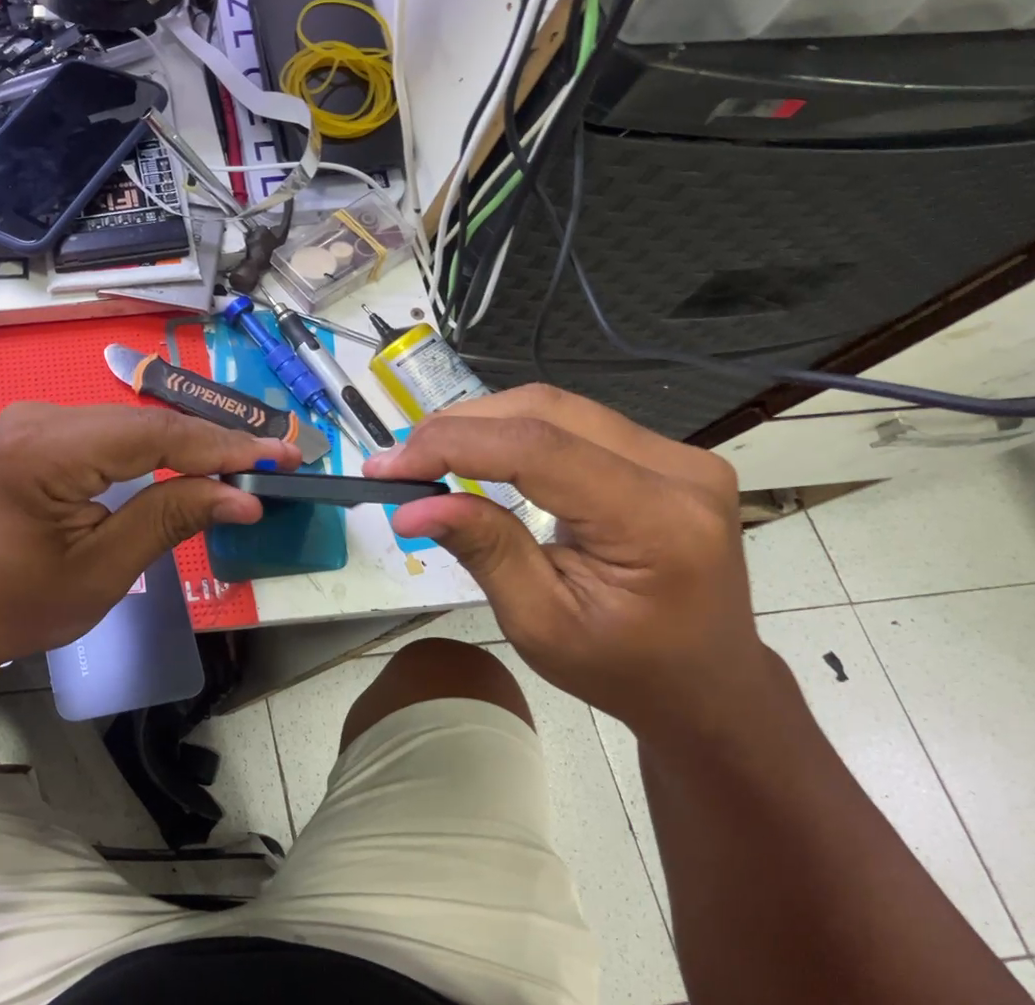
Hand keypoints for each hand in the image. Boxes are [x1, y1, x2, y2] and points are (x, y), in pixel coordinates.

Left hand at [0, 403, 296, 688]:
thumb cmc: (22, 605)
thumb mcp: (104, 570)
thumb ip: (171, 518)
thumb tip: (245, 494)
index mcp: (44, 450)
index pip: (152, 433)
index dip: (222, 445)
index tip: (282, 457)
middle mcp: (35, 417)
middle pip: (142, 422)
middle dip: (211, 443)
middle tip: (276, 461)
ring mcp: (30, 421)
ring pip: (128, 423)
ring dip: (185, 444)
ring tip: (247, 461)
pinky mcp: (34, 434)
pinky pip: (106, 433)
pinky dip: (151, 449)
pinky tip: (190, 461)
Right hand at [364, 384, 771, 740]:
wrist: (705, 682)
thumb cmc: (622, 669)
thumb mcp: (540, 624)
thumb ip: (485, 552)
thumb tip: (411, 508)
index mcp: (656, 522)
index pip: (539, 450)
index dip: (453, 446)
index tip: (386, 469)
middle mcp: (679, 471)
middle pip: (546, 412)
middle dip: (457, 428)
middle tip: (395, 464)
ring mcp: (679, 457)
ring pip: (555, 408)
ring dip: (479, 425)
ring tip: (423, 459)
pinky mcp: (664, 456)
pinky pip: (572, 423)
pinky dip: (510, 434)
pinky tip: (473, 457)